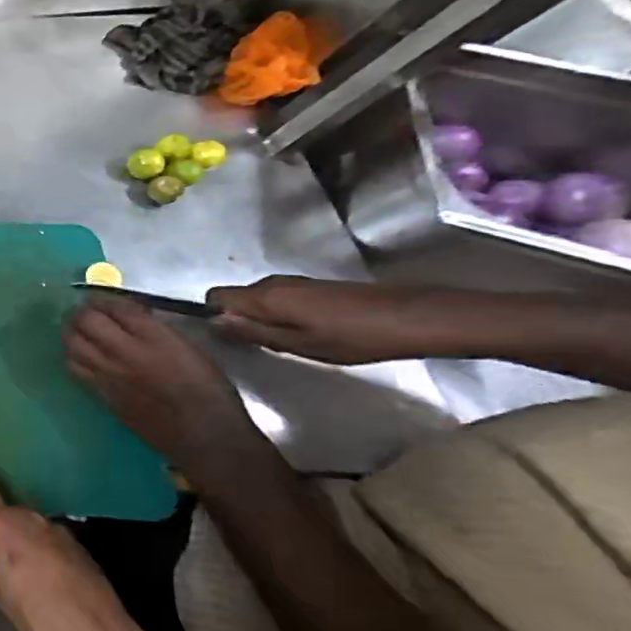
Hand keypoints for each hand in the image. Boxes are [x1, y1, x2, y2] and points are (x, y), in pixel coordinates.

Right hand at [0, 468, 159, 630]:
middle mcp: (31, 518)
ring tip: (36, 580)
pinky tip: (57, 587)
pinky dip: (51, 557)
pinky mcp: (81, 546)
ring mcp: (59, 530)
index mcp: (4, 524)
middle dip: (6, 530)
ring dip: (30, 544)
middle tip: (7, 562)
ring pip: (34, 529)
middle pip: (10, 513)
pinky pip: (54, 543)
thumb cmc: (37, 614)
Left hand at [66, 296, 261, 468]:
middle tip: (88, 311)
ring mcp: (109, 375)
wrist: (207, 439)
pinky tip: (80, 353)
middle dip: (84, 310)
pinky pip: (74, 368)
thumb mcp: (191, 348)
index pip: (116, 307)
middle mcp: (125, 353)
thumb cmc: (209, 391)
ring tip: (79, 329)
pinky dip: (72, 355)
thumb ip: (156, 328)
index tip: (105, 299)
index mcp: (154, 338)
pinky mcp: (102, 395)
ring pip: (72, 342)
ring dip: (72, 330)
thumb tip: (131, 314)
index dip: (106, 298)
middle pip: (87, 320)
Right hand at [207, 275, 443, 364]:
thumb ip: (253, 332)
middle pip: (235, 297)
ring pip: (258, 299)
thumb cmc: (354, 337)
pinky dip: (280, 314)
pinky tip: (307, 333)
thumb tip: (213, 322)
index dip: (214, 315)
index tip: (230, 338)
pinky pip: (278, 298)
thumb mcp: (299, 344)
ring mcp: (294, 282)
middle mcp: (272, 283)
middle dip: (238, 319)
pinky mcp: (313, 287)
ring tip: (287, 344)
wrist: (416, 318)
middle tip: (260, 347)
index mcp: (263, 296)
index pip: (214, 296)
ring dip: (261, 319)